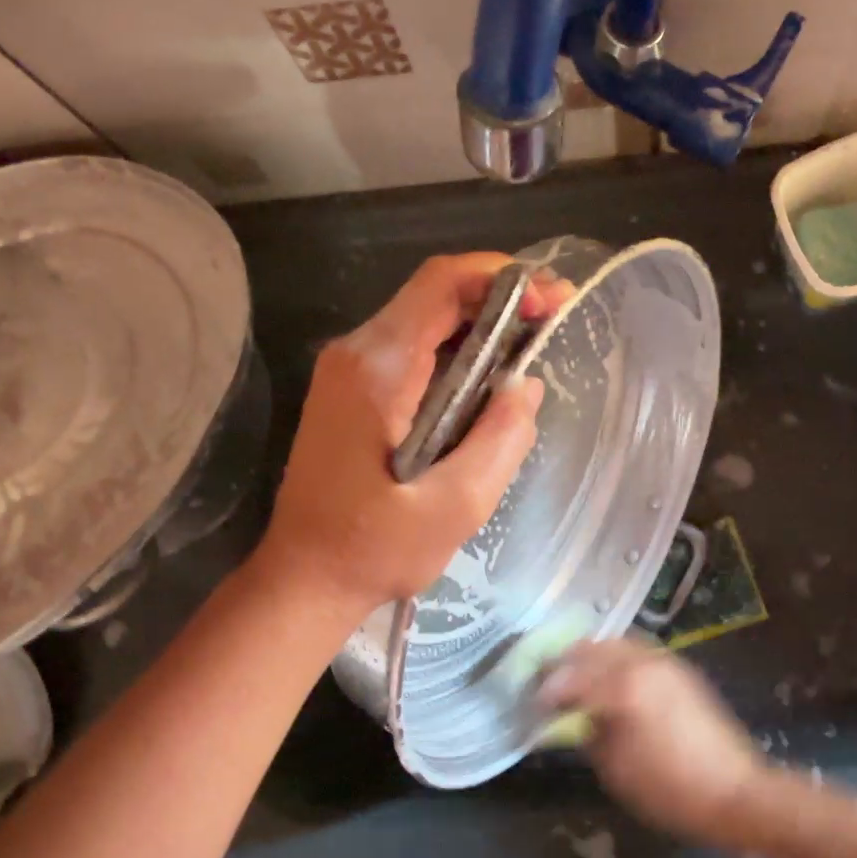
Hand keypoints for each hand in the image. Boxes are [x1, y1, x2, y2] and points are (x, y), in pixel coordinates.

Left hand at [254, 253, 568, 620]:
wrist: (302, 580)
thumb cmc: (374, 549)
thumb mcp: (455, 507)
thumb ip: (500, 440)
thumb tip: (526, 384)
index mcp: (378, 369)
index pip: (441, 284)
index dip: (502, 277)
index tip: (552, 299)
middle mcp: (357, 354)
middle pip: (434, 294)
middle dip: (499, 296)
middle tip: (554, 318)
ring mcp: (348, 370)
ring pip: (423, 318)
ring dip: (480, 321)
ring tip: (532, 342)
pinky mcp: (350, 390)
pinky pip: (411, 347)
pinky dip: (457, 347)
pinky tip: (488, 375)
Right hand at [539, 638, 770, 840]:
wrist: (734, 792)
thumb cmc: (670, 789)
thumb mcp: (616, 769)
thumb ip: (588, 733)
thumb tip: (572, 717)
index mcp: (624, 686)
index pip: (571, 676)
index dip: (547, 689)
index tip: (533, 702)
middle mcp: (642, 662)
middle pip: (592, 648)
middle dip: (567, 664)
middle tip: (551, 686)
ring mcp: (664, 660)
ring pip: (615, 643)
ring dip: (592, 657)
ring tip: (578, 682)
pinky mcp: (679, 668)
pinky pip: (637, 651)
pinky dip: (615, 659)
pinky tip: (609, 681)